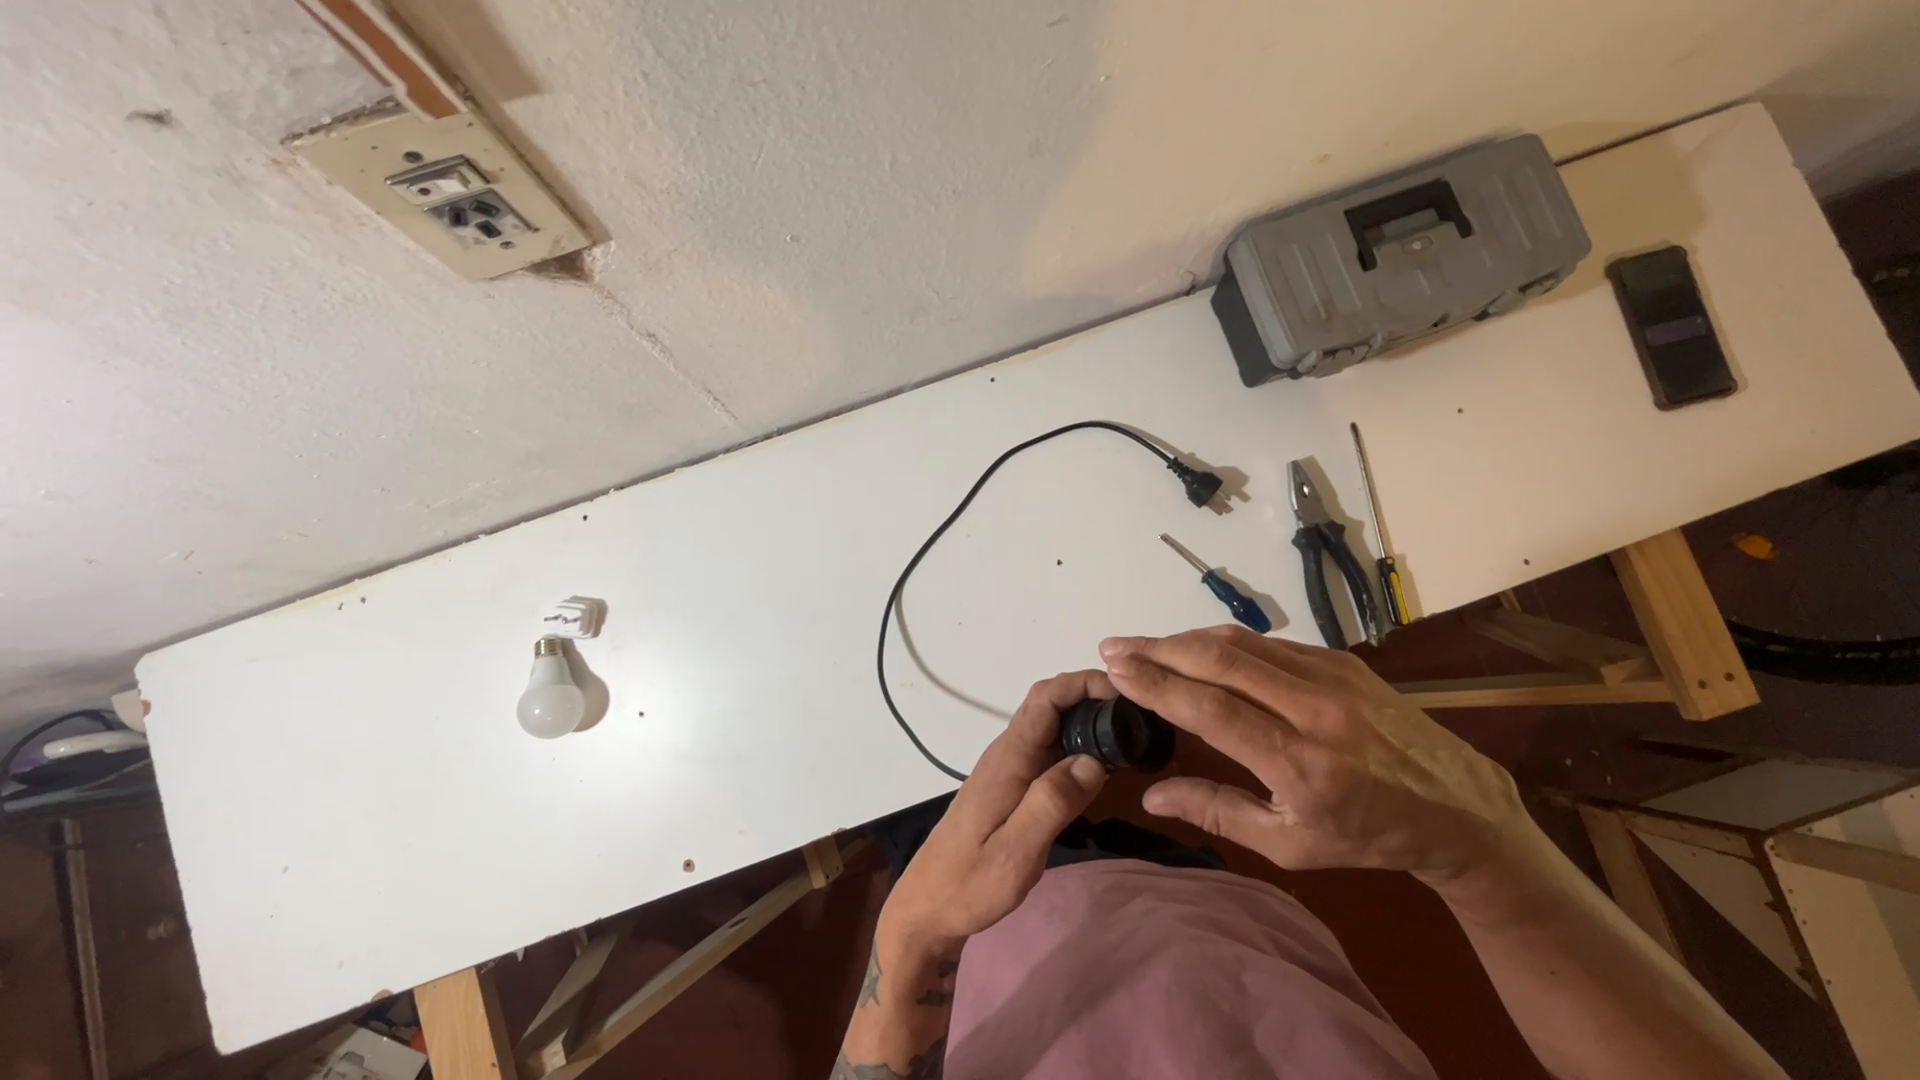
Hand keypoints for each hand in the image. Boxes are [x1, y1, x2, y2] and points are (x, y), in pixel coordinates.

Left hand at [878, 671, 1111, 957]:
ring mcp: (1010, 769)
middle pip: (1052, 704)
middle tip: (1142, 716)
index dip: (1084, 683)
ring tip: (1134, 735)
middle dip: (1094, 698)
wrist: (929, 908)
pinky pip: (1051, 751)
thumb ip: (1050, 804)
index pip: (1045, 698)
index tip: (1126, 694)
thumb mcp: (1014, 854)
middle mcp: (1008, 753)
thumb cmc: (969, 884)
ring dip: (1089, 722)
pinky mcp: (1014, 786)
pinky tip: (1106, 767)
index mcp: (1008, 760)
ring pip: (1053, 727)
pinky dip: (1080, 747)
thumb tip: (1094, 759)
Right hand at [1100, 626, 1529, 886]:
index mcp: (1301, 764)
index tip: (1115, 668)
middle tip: (1114, 646)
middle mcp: (1315, 710)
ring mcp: (1334, 678)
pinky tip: (1199, 650)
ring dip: (1186, 640)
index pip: (1212, 710)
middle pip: (1221, 660)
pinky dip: (1225, 643)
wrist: (1460, 809)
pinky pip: (1270, 645)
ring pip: (1243, 643)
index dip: (1157, 685)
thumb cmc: (1367, 837)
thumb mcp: (1289, 847)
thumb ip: (1216, 814)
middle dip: (1159, 648)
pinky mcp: (1344, 662)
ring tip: (1145, 645)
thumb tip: (1150, 796)